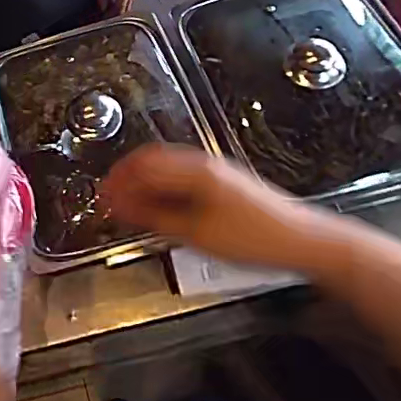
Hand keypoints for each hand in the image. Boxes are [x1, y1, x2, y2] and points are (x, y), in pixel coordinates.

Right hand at [101, 145, 346, 275]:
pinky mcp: (224, 185)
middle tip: (108, 199)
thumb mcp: (196, 233)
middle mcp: (205, 163)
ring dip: (145, 184)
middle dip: (128, 178)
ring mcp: (216, 173)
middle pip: (155, 160)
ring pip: (169, 169)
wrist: (300, 240)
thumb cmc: (253, 238)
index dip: (119, 178)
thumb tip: (122, 205)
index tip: (101, 195)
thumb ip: (156, 216)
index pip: (145, 163)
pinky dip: (163, 190)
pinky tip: (159, 208)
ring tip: (128, 205)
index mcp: (197, 170)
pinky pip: (183, 179)